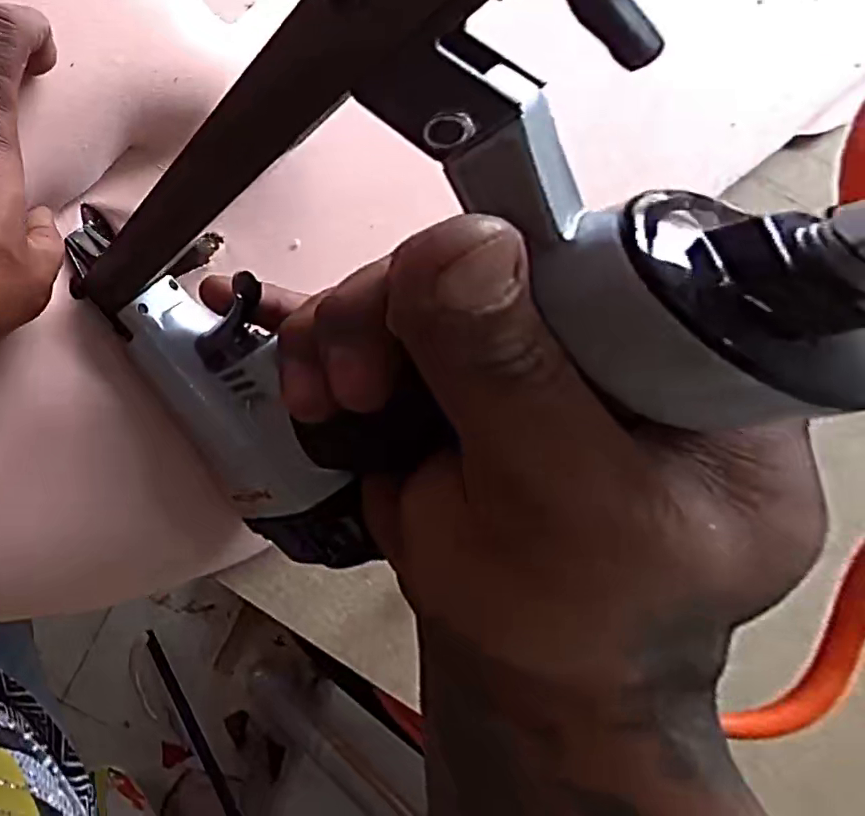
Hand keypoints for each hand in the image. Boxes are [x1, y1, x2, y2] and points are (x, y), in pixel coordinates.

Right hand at [202, 217, 823, 812]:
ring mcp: (477, 350)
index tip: (415, 326)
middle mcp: (564, 334)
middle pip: (442, 269)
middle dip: (370, 320)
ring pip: (376, 295)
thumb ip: (510, 376)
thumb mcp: (562, 496)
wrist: (506, 646)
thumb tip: (459, 242)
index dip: (477, 270)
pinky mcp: (408, 371)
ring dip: (321, 340)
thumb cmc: (569, 600)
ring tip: (314, 405)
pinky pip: (339, 324)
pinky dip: (288, 318)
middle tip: (352, 392)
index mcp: (659, 351)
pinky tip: (228, 301)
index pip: (562, 257)